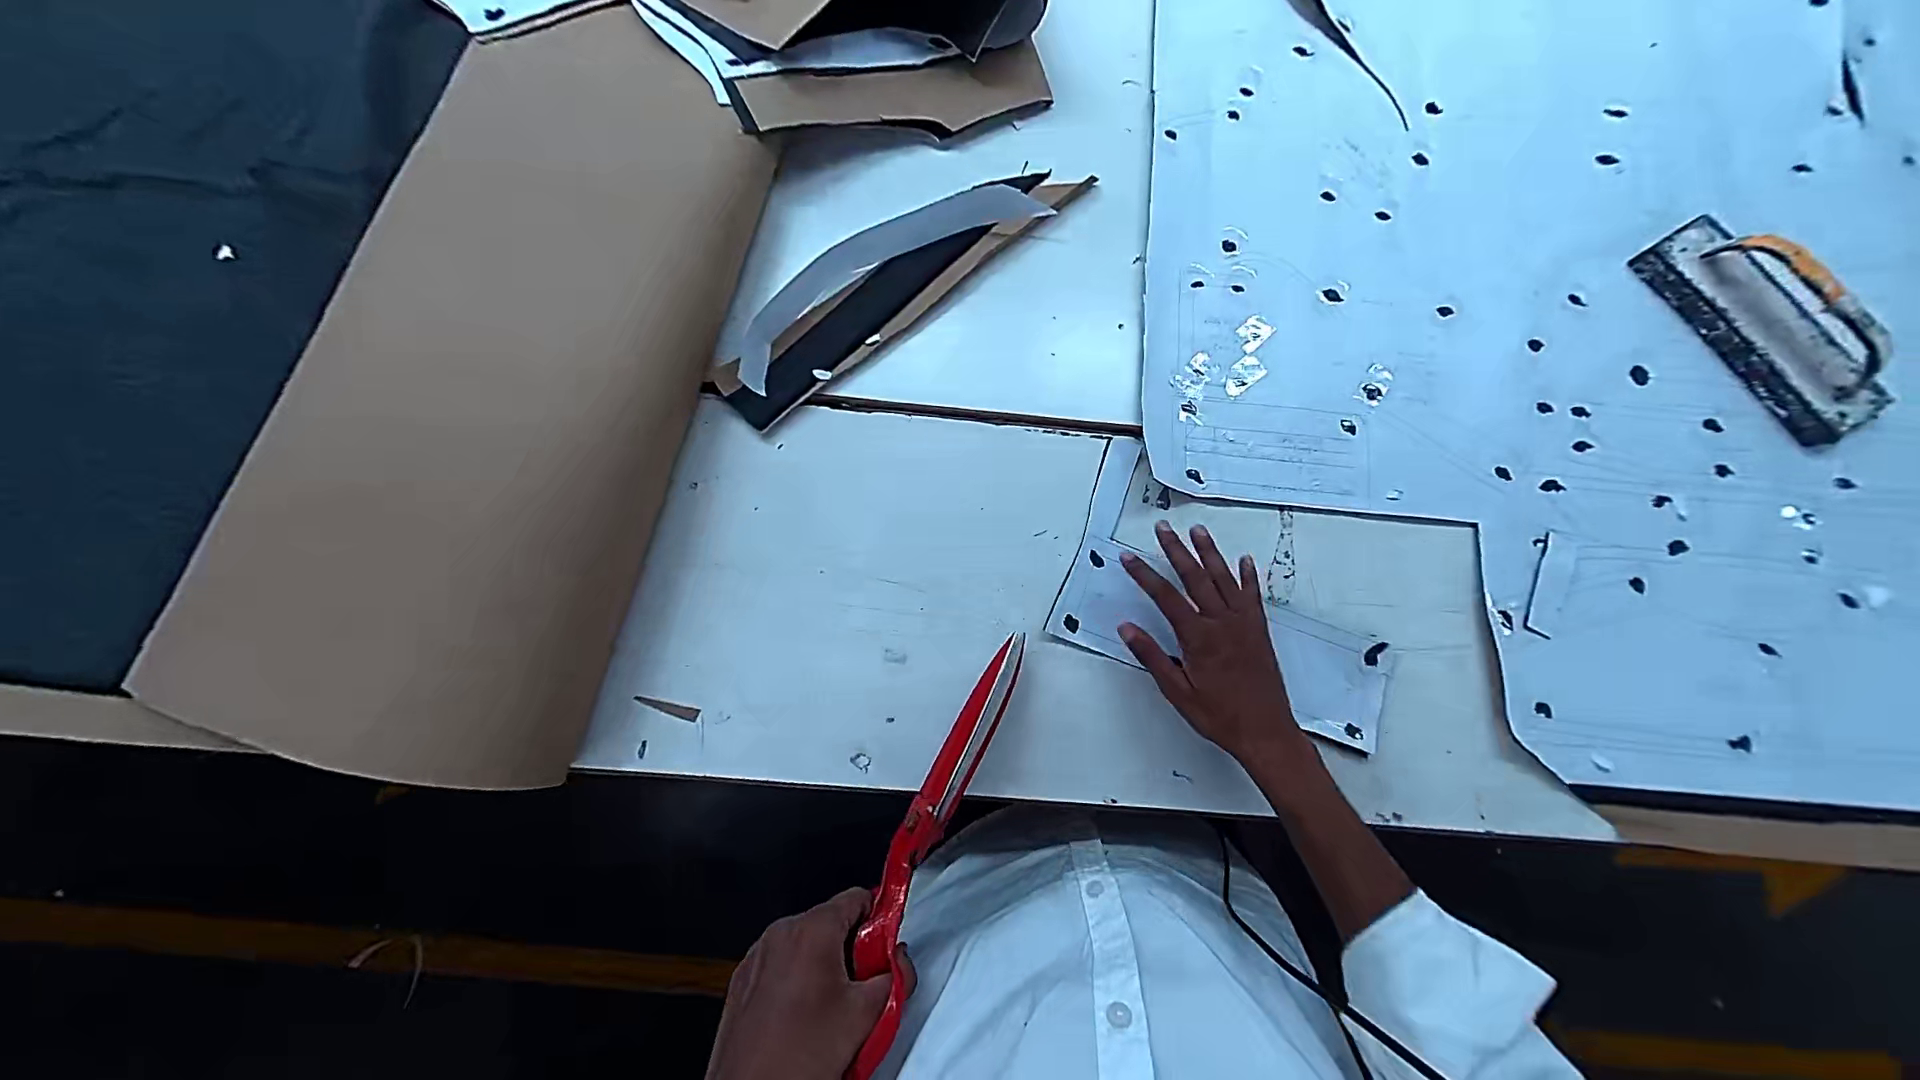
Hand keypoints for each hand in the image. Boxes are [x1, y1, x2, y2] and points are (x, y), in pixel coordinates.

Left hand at [705, 888, 915, 1079]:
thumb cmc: (796, 1061)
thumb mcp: (867, 1015)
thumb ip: (896, 976)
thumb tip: (900, 962)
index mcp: (811, 929)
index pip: (859, 897)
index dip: (880, 919)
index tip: (887, 944)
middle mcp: (780, 934)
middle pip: (833, 922)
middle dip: (855, 950)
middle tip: (864, 988)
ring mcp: (758, 957)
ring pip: (808, 945)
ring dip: (827, 967)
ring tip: (833, 1013)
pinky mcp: (743, 982)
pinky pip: (783, 965)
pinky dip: (799, 982)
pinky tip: (806, 1021)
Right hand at [1118, 521, 1312, 769]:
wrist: (1266, 732)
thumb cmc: (1219, 715)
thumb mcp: (1176, 691)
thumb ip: (1151, 656)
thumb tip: (1126, 628)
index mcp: (1198, 638)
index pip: (1165, 597)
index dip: (1144, 575)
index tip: (1129, 558)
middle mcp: (1222, 623)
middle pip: (1195, 578)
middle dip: (1176, 550)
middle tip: (1163, 528)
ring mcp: (1243, 624)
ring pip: (1224, 579)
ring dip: (1209, 553)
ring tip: (1198, 531)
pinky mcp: (1259, 631)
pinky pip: (1252, 596)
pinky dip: (1248, 576)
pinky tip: (1244, 560)